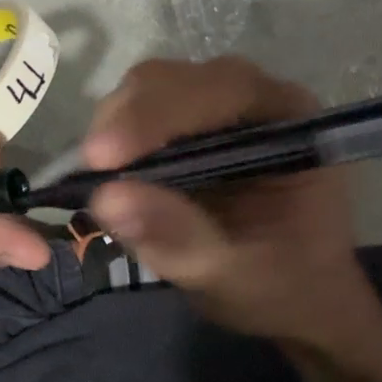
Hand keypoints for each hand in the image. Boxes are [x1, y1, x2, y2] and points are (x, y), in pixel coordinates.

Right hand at [83, 57, 375, 346]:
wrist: (291, 299)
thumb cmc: (280, 285)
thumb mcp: (235, 274)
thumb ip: (180, 237)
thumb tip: (105, 198)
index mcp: (285, 119)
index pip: (216, 91)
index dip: (154, 116)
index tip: (102, 160)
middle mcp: (247, 101)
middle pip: (170, 82)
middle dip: (124, 121)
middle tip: (91, 173)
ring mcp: (208, 113)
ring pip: (143, 95)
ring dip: (111, 133)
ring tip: (97, 184)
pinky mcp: (177, 132)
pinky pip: (132, 120)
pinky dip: (109, 147)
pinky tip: (104, 182)